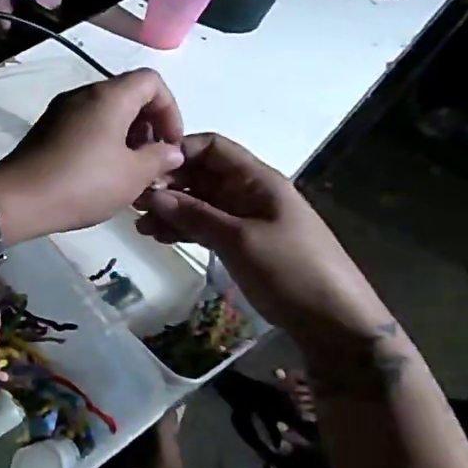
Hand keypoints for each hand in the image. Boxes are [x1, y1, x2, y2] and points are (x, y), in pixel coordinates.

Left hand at [0, 69, 184, 242]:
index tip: (171, 144)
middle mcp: (82, 94)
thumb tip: (170, 151)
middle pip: (127, 94)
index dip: (170, 109)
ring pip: (104, 112)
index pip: (151, 81)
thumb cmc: (82, 184)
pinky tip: (102, 174)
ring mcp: (60, 111)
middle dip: (148, 124)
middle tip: (152, 160)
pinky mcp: (45, 130)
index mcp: (108, 96)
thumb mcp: (132, 176)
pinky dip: (101, 141)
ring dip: (125, 135)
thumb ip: (159, 158)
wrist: (17, 200)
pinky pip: (84, 125)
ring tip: (130, 172)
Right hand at [135, 134, 394, 346]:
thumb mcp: (239, 239)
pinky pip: (204, 226)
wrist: (333, 320)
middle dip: (167, 185)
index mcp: (256, 180)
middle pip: (200, 175)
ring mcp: (243, 218)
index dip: (179, 151)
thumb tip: (151, 194)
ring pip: (198, 203)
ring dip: (169, 210)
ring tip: (141, 226)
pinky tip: (159, 238)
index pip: (212, 147)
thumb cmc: (291, 269)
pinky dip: (182, 229)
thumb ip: (194, 215)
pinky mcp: (240, 242)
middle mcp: (247, 192)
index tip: (145, 169)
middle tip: (133, 203)